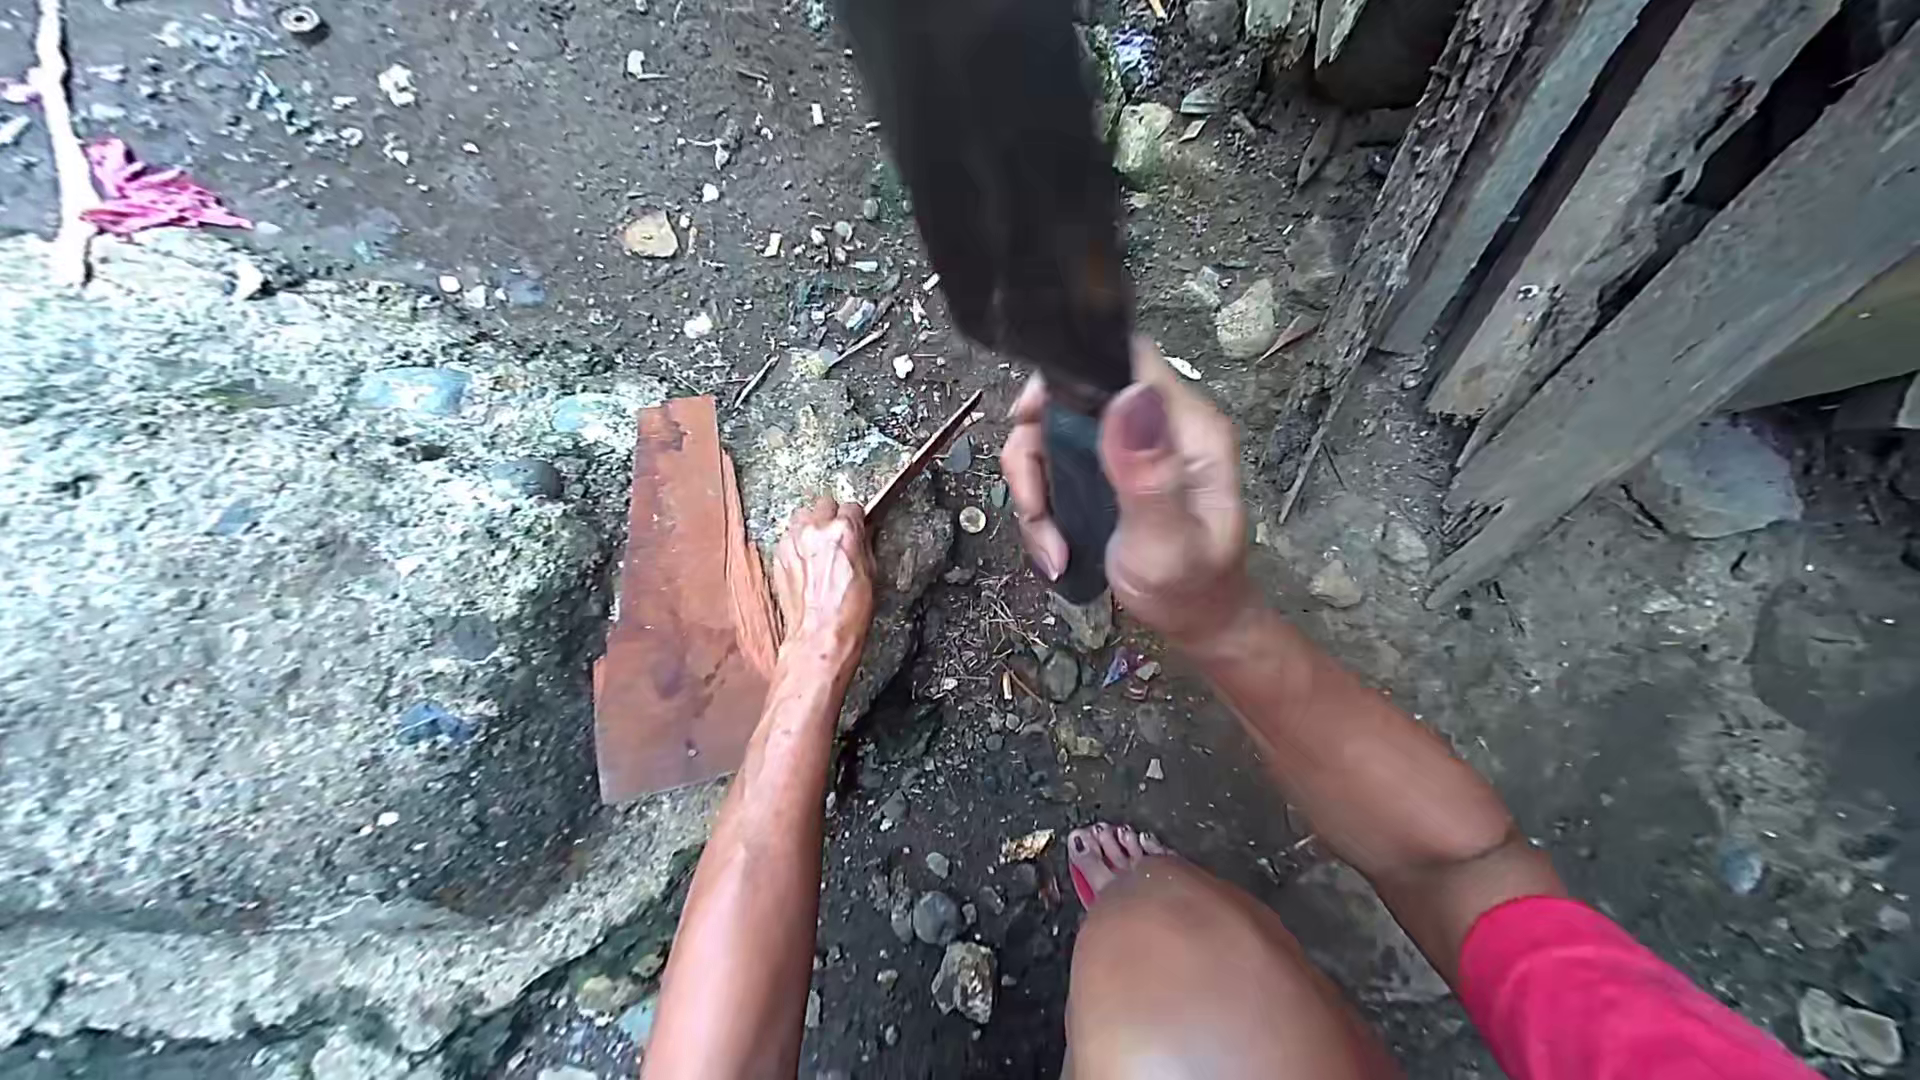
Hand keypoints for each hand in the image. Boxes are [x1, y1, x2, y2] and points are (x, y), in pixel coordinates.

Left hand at [771, 496, 874, 668]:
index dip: (856, 519)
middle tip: (837, 534)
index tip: (856, 527)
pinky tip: (807, 562)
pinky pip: (789, 537)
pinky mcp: (779, 555)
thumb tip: (862, 533)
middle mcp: (815, 530)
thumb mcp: (871, 572)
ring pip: (802, 516)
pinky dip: (798, 543)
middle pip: (824, 503)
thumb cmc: (848, 611)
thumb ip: (864, 544)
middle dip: (832, 516)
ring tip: (819, 546)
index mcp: (843, 531)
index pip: (851, 506)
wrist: (820, 634)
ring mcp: (793, 541)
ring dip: (812, 526)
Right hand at [1000, 338, 1251, 649]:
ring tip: (1050, 545)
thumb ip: (1148, 476)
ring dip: (1033, 491)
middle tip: (1034, 506)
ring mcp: (1125, 449)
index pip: (1123, 361)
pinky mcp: (1104, 472)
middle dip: (1035, 452)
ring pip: (1050, 438)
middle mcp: (1154, 426)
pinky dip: (1041, 507)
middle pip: (1069, 400)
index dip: (1067, 377)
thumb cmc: (1189, 588)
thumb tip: (1128, 398)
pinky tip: (1054, 548)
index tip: (1029, 420)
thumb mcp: (1166, 543)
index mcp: (1186, 428)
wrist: (1193, 621)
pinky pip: (1051, 469)